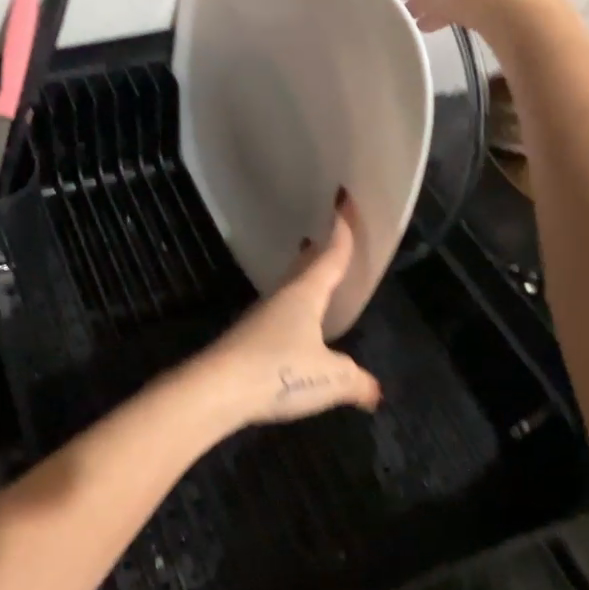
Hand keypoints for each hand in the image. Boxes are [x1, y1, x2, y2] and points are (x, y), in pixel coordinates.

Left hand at [189, 192, 381, 424]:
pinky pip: (279, 318)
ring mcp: (259, 320)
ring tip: (316, 277)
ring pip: (289, 292)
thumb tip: (372, 389)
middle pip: (304, 268)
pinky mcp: (247, 343)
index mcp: (304, 295)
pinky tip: (295, 328)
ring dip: (303, 281)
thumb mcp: (331, 378)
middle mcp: (280, 299)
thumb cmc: (278, 371)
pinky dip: (293, 312)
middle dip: (319, 252)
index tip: (342, 198)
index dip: (341, 230)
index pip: (329, 256)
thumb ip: (355, 379)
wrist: (216, 390)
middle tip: (329, 235)